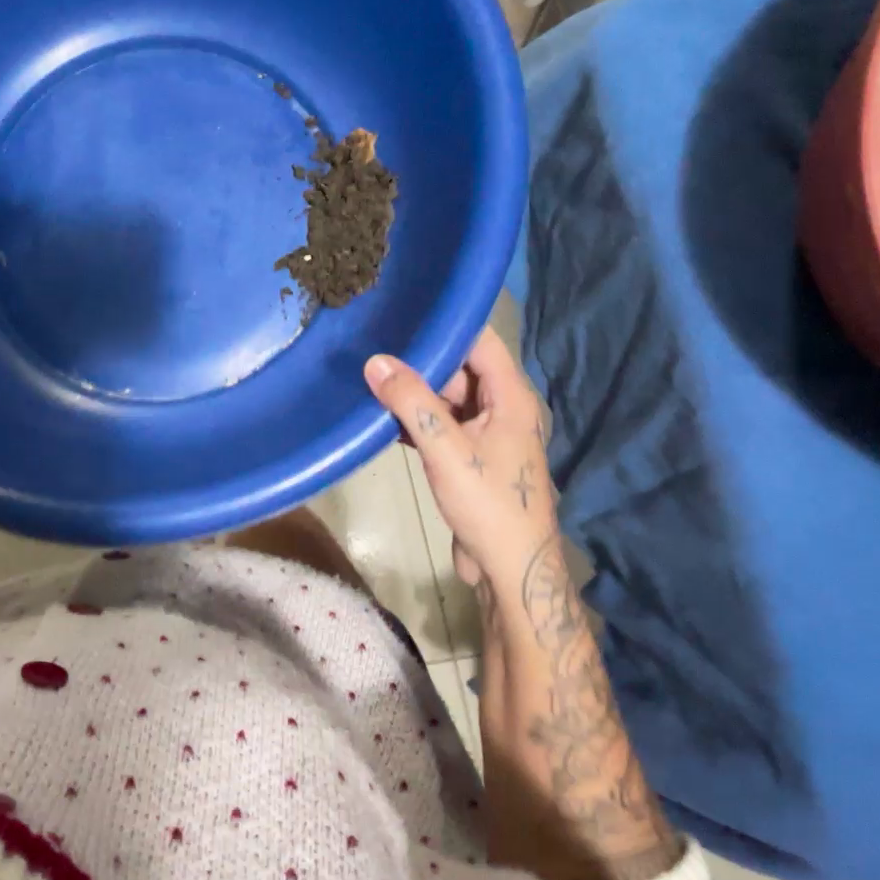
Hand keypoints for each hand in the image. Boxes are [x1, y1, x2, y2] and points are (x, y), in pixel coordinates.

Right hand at [363, 328, 557, 584]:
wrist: (510, 568)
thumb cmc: (488, 503)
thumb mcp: (446, 449)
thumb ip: (411, 403)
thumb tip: (375, 361)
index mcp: (510, 397)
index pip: (480, 341)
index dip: (446, 324)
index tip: (405, 310)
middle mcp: (501, 408)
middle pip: (460, 369)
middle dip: (420, 359)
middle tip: (374, 343)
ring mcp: (486, 434)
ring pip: (446, 399)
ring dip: (413, 393)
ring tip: (369, 374)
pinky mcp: (470, 458)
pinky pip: (440, 426)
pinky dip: (415, 421)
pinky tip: (381, 418)